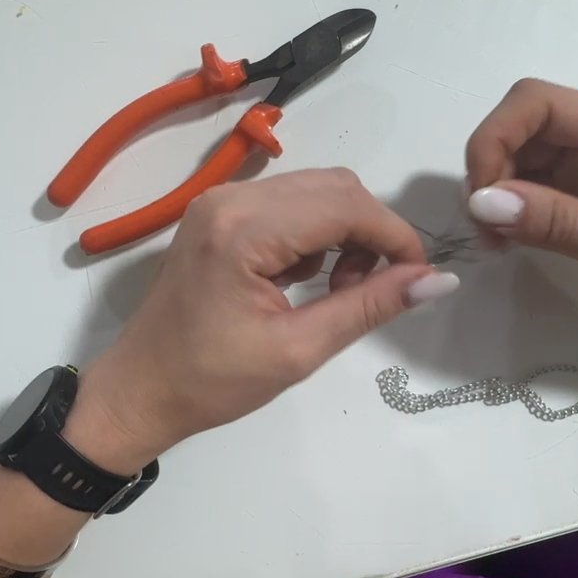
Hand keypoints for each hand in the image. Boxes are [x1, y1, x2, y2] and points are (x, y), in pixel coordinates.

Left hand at [65, 169, 458, 469]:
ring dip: (344, 232)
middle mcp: (231, 198)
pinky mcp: (219, 213)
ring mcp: (221, 201)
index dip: (395, 236)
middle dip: (371, 232)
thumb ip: (369, 306)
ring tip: (336, 289)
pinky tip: (304, 279)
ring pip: (315, 191)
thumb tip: (437, 280)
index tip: (418, 278)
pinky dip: (315, 233)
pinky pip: (288, 203)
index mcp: (244, 230)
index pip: (346, 205)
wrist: (140, 390)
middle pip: (334, 187)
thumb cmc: (212, 382)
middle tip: (371, 289)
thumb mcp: (299, 350)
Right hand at [462, 79, 577, 331]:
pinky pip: (531, 187)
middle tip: (486, 231)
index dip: (495, 138)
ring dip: (495, 194)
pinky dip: (510, 211)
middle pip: (521, 126)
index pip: (537, 103)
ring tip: (497, 243)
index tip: (482, 199)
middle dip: (490, 170)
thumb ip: (561, 223)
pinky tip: (511, 242)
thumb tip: (482, 201)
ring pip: (519, 157)